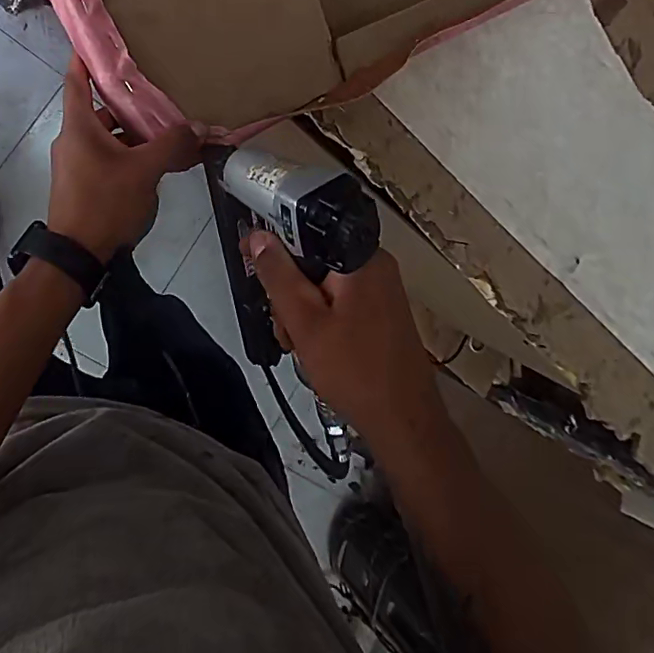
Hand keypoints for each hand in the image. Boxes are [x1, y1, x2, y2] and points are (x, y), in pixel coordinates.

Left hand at [48, 56, 199, 259]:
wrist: (78, 255)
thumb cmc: (105, 203)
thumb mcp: (145, 171)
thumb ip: (173, 145)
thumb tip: (200, 127)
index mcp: (79, 127)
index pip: (76, 81)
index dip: (84, 58)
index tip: (97, 40)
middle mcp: (74, 140)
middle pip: (101, 110)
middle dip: (129, 103)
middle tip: (158, 92)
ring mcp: (77, 164)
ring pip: (109, 137)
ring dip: (135, 133)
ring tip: (168, 129)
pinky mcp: (85, 184)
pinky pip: (110, 158)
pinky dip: (131, 154)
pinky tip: (159, 161)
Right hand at [245, 231, 443, 444]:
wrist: (404, 422)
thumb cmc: (356, 373)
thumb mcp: (305, 322)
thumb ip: (279, 276)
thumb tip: (259, 237)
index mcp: (361, 259)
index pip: (309, 230)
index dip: (275, 242)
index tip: (250, 258)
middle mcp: (375, 266)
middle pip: (315, 260)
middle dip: (290, 291)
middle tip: (285, 326)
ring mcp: (381, 290)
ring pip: (324, 285)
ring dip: (303, 311)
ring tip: (301, 346)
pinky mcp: (381, 311)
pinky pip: (341, 302)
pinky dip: (322, 320)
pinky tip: (317, 350)